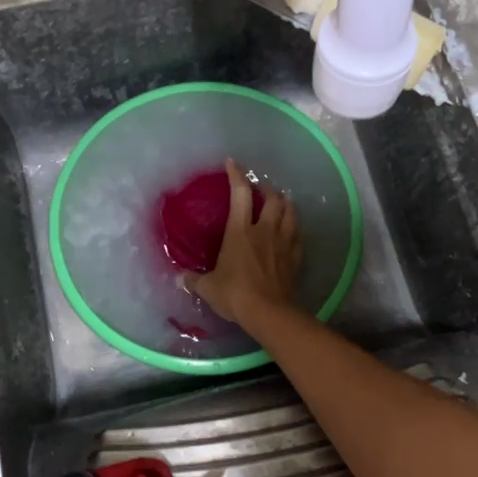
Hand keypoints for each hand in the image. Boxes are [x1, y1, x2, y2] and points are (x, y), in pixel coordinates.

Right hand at [184, 158, 303, 322]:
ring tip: (282, 201)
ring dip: (286, 203)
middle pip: (273, 199)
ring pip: (290, 213)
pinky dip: (295, 229)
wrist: (268, 313)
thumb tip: (179, 279)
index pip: (240, 193)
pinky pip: (298, 236)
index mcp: (240, 231)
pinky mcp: (296, 258)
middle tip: (262, 187)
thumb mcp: (208, 288)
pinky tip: (292, 231)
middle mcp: (264, 230)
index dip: (236, 175)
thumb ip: (194, 280)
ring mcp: (283, 243)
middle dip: (267, 188)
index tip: (232, 163)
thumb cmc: (234, 294)